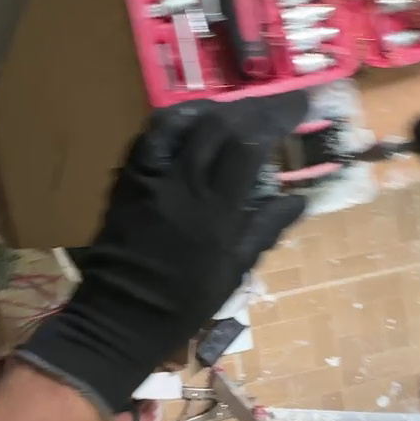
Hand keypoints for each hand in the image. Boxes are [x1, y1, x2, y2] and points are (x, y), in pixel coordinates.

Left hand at [17, 94, 308, 419]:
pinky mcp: (124, 182)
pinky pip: (146, 139)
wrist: (120, 317)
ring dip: (208, 109)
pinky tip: (186, 127)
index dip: (277, 117)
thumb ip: (266, 229)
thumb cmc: (183, 304)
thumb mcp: (234, 273)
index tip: (300, 103)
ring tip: (230, 111)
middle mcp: (181, 185)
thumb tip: (299, 198)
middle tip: (270, 105)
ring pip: (177, 123)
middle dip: (250, 107)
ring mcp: (148, 180)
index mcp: (215, 211)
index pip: (249, 144)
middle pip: (216, 125)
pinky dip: (170, 124)